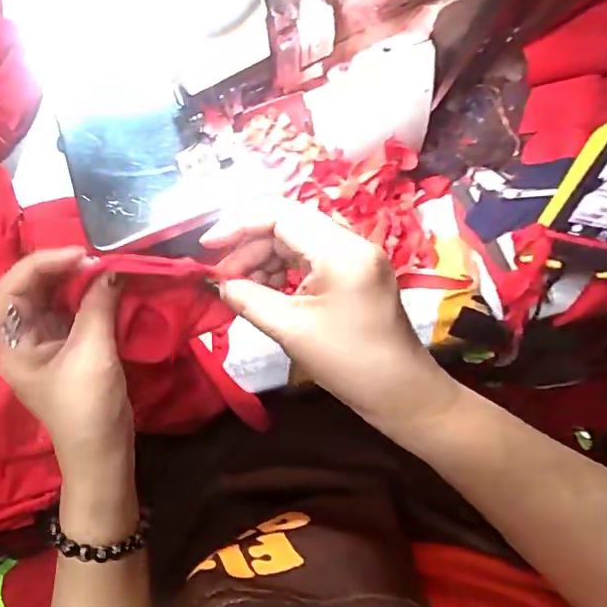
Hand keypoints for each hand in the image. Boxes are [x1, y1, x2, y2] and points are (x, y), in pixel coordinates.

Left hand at [0, 248, 131, 470]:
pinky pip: (68, 310)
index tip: (77, 256)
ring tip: (100, 267)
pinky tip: (103, 285)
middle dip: (57, 268)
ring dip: (72, 279)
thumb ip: (98, 306)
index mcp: (11, 345)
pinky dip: (84, 294)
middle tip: (93, 259)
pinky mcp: (65, 346)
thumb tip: (111, 269)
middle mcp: (20, 339)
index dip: (38, 265)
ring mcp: (43, 342)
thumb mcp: (93, 353)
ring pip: (48, 297)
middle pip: (27, 289)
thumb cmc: (87, 408)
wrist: (103, 453)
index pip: (8, 290)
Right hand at [202, 204, 457, 428]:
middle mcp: (349, 243)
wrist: (399, 391)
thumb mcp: (288, 328)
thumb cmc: (346, 360)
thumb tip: (218, 283)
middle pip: (285, 224)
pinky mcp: (350, 274)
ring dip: (259, 260)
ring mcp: (352, 257)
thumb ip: (247, 298)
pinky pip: (304, 258)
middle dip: (246, 247)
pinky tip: (261, 293)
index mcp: (340, 250)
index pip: (279, 214)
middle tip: (220, 278)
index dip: (237, 225)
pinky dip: (277, 271)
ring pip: (292, 241)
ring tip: (238, 289)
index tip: (207, 248)